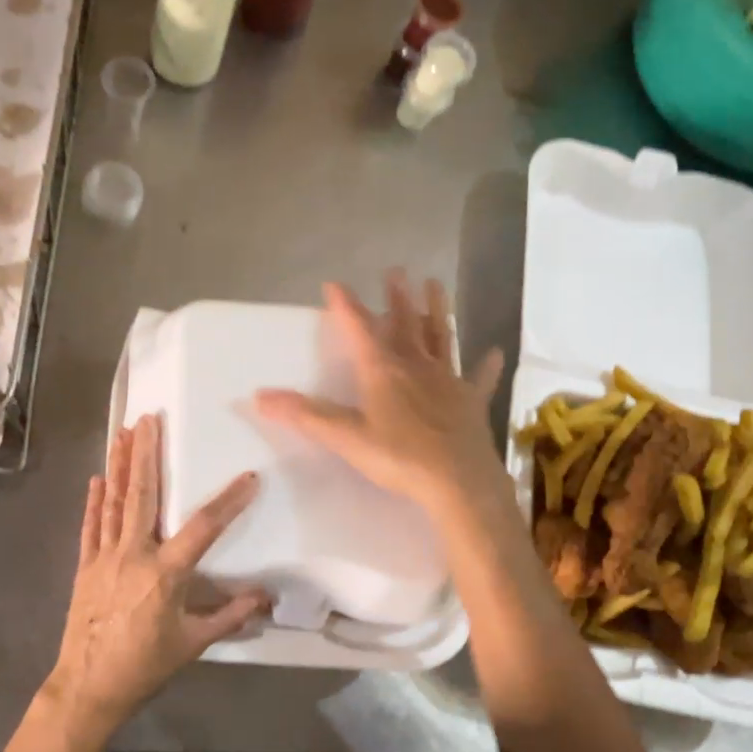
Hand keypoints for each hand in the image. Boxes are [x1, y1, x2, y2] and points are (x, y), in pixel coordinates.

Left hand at [44, 414, 268, 735]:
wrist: (89, 686)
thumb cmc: (145, 666)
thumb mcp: (193, 643)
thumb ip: (229, 616)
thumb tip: (264, 598)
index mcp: (165, 573)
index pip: (204, 527)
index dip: (229, 501)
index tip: (249, 477)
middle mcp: (133, 555)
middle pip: (142, 496)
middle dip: (146, 454)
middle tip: (148, 419)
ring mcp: (104, 558)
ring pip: (113, 503)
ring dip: (119, 466)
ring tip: (123, 433)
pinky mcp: (84, 568)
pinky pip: (90, 527)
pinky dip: (94, 502)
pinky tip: (97, 479)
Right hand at [255, 271, 506, 515]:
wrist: (458, 480)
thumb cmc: (398, 457)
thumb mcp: (345, 438)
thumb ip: (305, 415)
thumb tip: (260, 396)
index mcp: (383, 371)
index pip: (360, 330)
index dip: (346, 306)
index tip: (335, 284)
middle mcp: (416, 366)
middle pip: (405, 324)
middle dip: (397, 297)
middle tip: (396, 271)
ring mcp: (447, 381)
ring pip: (440, 338)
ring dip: (437, 311)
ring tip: (435, 284)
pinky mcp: (471, 401)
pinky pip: (478, 377)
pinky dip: (485, 364)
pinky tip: (493, 351)